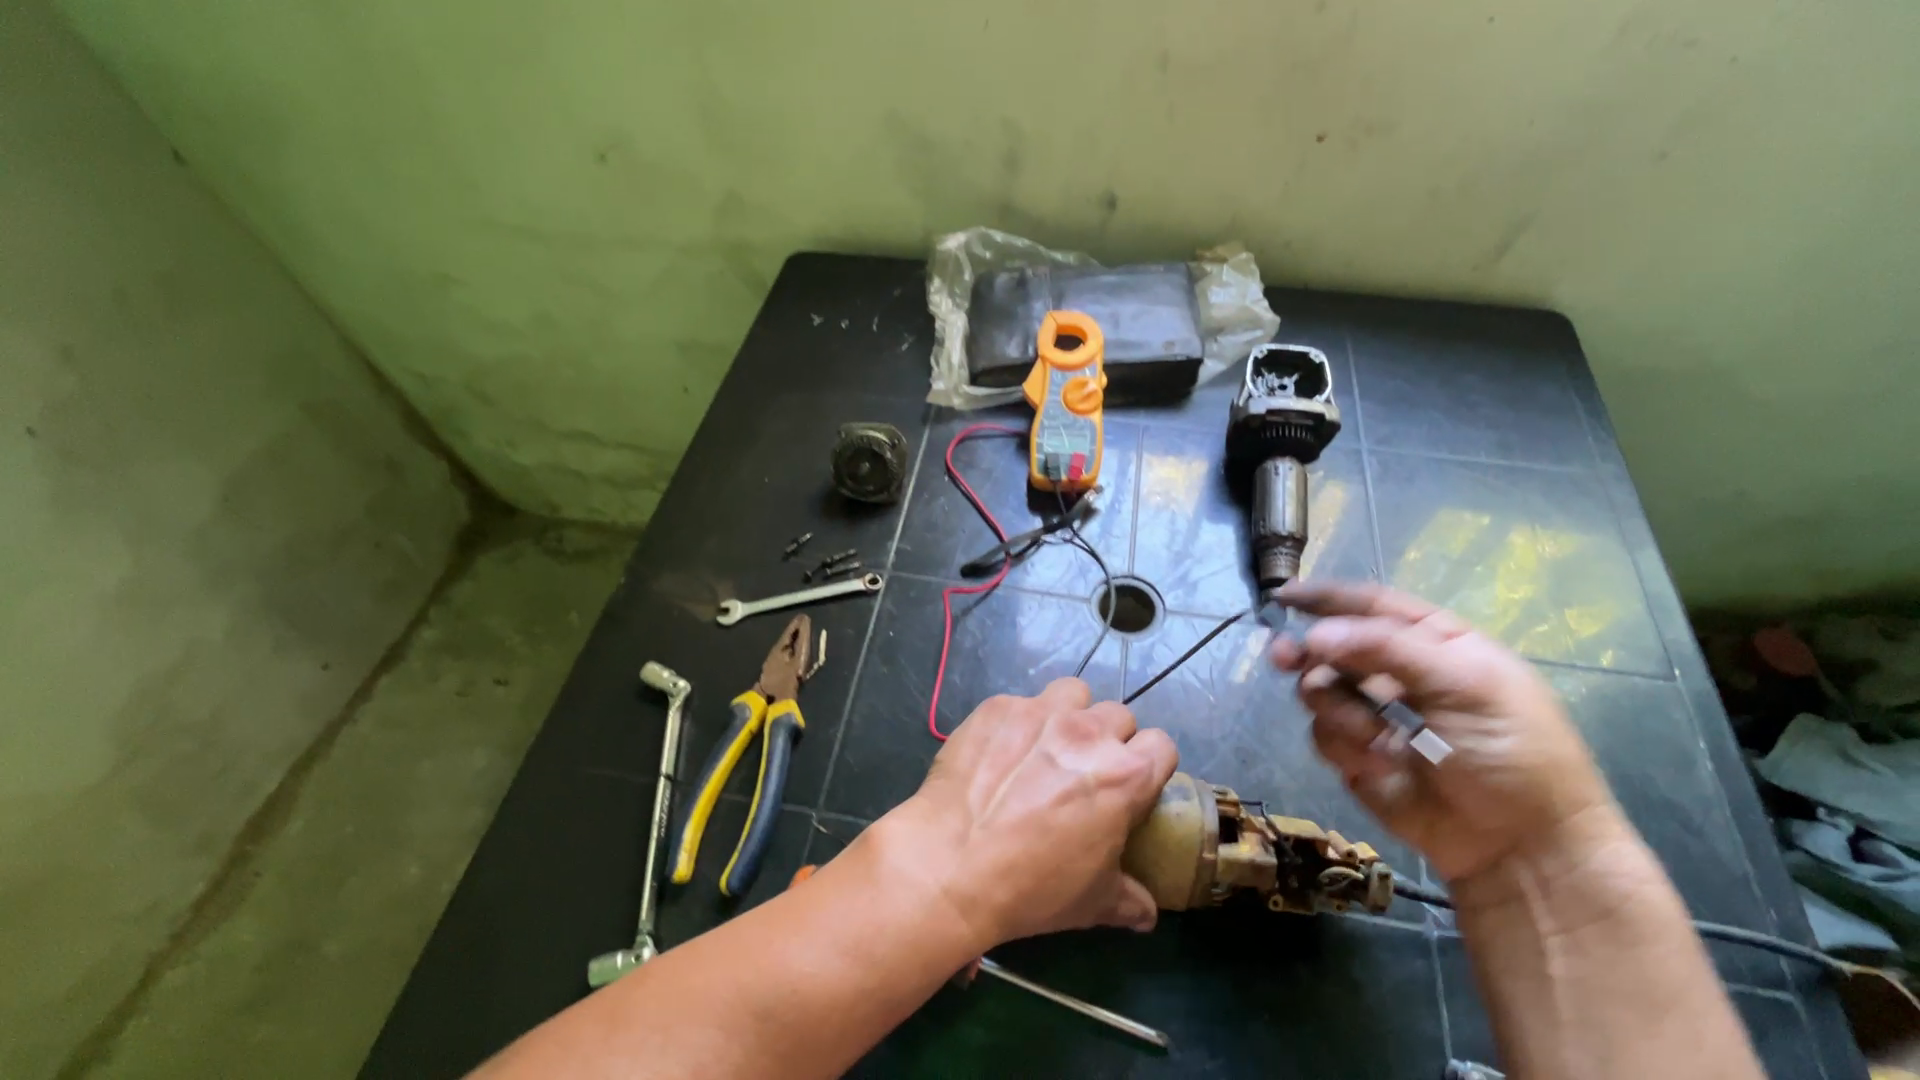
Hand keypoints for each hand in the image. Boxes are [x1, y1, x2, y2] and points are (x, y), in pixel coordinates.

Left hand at [871, 678, 1178, 949]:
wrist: (949, 864)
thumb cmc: (1032, 888)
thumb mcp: (1092, 903)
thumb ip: (1129, 900)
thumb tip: (1147, 914)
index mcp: (1125, 776)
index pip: (1162, 745)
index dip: (1150, 764)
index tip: (1133, 783)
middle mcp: (1088, 733)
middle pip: (1118, 716)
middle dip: (1109, 739)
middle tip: (1085, 770)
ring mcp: (1039, 713)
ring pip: (1072, 694)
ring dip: (1069, 714)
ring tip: (1047, 746)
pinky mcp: (997, 708)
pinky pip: (1020, 703)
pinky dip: (1018, 722)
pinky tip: (1000, 752)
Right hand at [1269, 581, 1614, 884]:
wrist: (1518, 846)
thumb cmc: (1511, 751)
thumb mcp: (1466, 685)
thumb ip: (1388, 649)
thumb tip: (1315, 633)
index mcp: (1434, 642)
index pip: (1372, 606)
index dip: (1328, 599)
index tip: (1284, 596)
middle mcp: (1398, 672)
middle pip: (1333, 645)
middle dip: (1308, 652)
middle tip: (1283, 659)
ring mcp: (1373, 714)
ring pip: (1320, 689)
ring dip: (1339, 710)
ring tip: (1373, 737)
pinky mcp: (1356, 755)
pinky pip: (1322, 734)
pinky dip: (1344, 746)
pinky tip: (1379, 765)